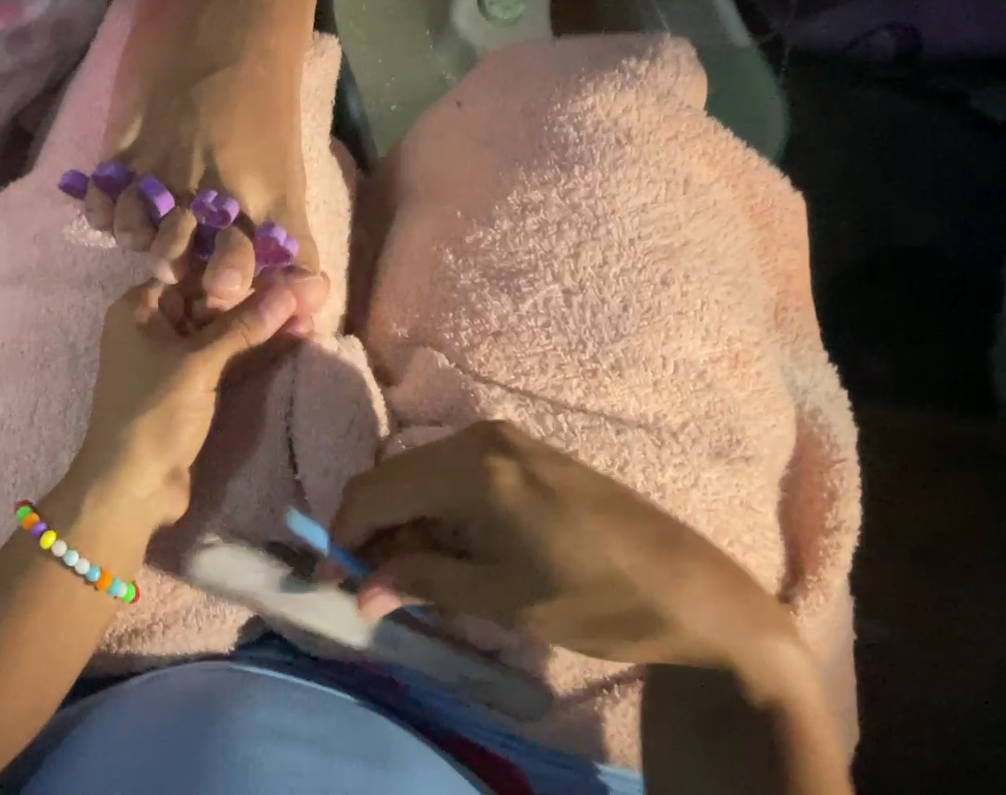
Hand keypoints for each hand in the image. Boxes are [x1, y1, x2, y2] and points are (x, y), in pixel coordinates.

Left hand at [72, 279, 298, 526]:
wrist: (133, 486)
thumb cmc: (153, 411)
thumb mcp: (198, 363)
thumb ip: (244, 326)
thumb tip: (292, 289)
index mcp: (138, 308)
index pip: (191, 273)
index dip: (236, 266)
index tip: (282, 258)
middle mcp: (154, 327)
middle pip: (212, 302)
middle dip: (261, 295)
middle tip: (312, 284)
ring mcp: (175, 360)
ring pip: (225, 332)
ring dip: (267, 323)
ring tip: (317, 305)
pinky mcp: (194, 388)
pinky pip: (229, 359)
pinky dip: (258, 349)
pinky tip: (298, 334)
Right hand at [86, 0, 328, 325]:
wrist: (234, 10)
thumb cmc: (269, 85)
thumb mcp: (291, 163)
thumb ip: (287, 224)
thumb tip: (306, 280)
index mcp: (257, 199)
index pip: (237, 275)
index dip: (226, 287)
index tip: (220, 283)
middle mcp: (206, 192)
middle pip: (176, 263)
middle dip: (176, 268)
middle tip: (175, 253)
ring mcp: (160, 168)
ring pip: (134, 238)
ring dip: (136, 239)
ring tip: (142, 223)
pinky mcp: (124, 142)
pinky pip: (101, 199)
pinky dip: (102, 210)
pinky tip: (111, 200)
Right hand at [330, 421, 797, 670]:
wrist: (703, 594)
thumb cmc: (599, 599)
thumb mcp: (502, 599)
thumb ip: (420, 582)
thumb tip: (360, 591)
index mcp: (470, 469)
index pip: (375, 491)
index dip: (344, 533)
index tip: (333, 578)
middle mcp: (477, 438)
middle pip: (392, 476)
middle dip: (370, 526)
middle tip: (368, 579)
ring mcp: (502, 439)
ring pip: (418, 472)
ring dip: (402, 517)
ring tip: (410, 568)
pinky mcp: (521, 450)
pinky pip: (450, 470)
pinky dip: (433, 506)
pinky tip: (447, 543)